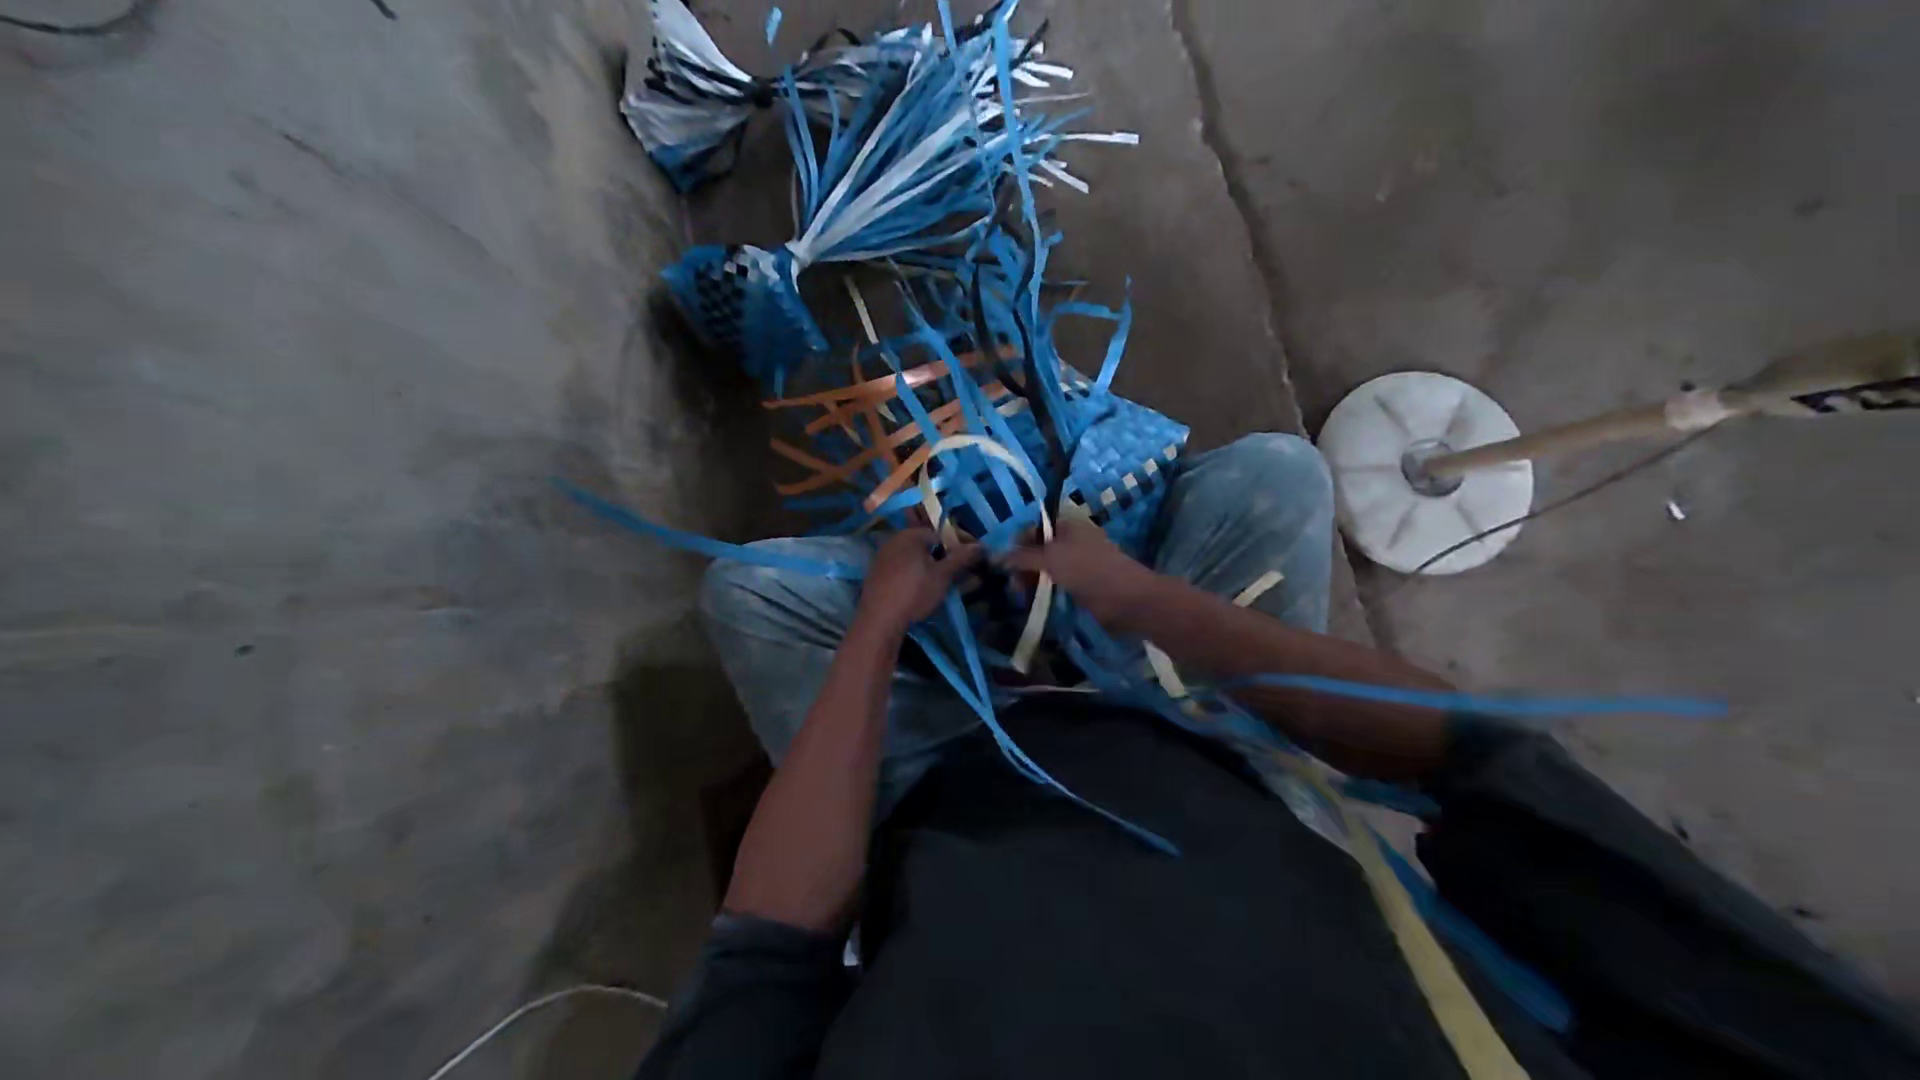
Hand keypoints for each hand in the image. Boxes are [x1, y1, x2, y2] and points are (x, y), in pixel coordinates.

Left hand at [858, 528, 981, 632]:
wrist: (880, 619)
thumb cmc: (915, 592)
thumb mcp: (943, 576)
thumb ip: (961, 558)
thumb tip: (981, 545)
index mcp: (911, 535)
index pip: (938, 534)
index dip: (951, 548)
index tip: (958, 566)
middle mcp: (894, 540)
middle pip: (922, 544)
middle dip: (936, 557)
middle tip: (945, 577)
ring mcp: (881, 556)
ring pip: (909, 556)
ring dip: (921, 567)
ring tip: (930, 586)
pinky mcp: (874, 572)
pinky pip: (896, 568)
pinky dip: (906, 575)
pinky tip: (910, 591)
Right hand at [1000, 517, 1157, 629]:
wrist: (1128, 600)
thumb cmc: (1089, 571)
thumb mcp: (1051, 558)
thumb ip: (1022, 557)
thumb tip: (995, 556)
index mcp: (1068, 525)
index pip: (1033, 528)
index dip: (1017, 543)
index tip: (1005, 564)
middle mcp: (1073, 540)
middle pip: (1038, 548)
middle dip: (1023, 565)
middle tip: (1015, 586)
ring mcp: (1079, 562)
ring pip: (1046, 568)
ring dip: (1032, 581)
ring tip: (1023, 597)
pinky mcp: (1083, 584)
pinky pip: (1057, 583)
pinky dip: (1045, 591)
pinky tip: (1035, 601)